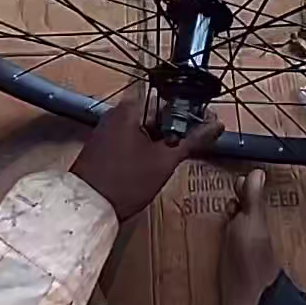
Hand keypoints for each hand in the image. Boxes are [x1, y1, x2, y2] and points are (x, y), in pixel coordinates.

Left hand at [69, 92, 223, 219]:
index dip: (190, 110)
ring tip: (183, 153)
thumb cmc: (126, 181)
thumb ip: (192, 140)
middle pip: (157, 112)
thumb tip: (218, 124)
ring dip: (164, 138)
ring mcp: (110, 128)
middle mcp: (119, 112)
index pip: (168, 98)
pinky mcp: (106, 143)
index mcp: (131, 108)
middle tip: (200, 141)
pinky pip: (134, 137)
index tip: (208, 122)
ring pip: (147, 126)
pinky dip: (149, 145)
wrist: (87, 207)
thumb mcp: (165, 160)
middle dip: (178, 126)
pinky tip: (161, 161)